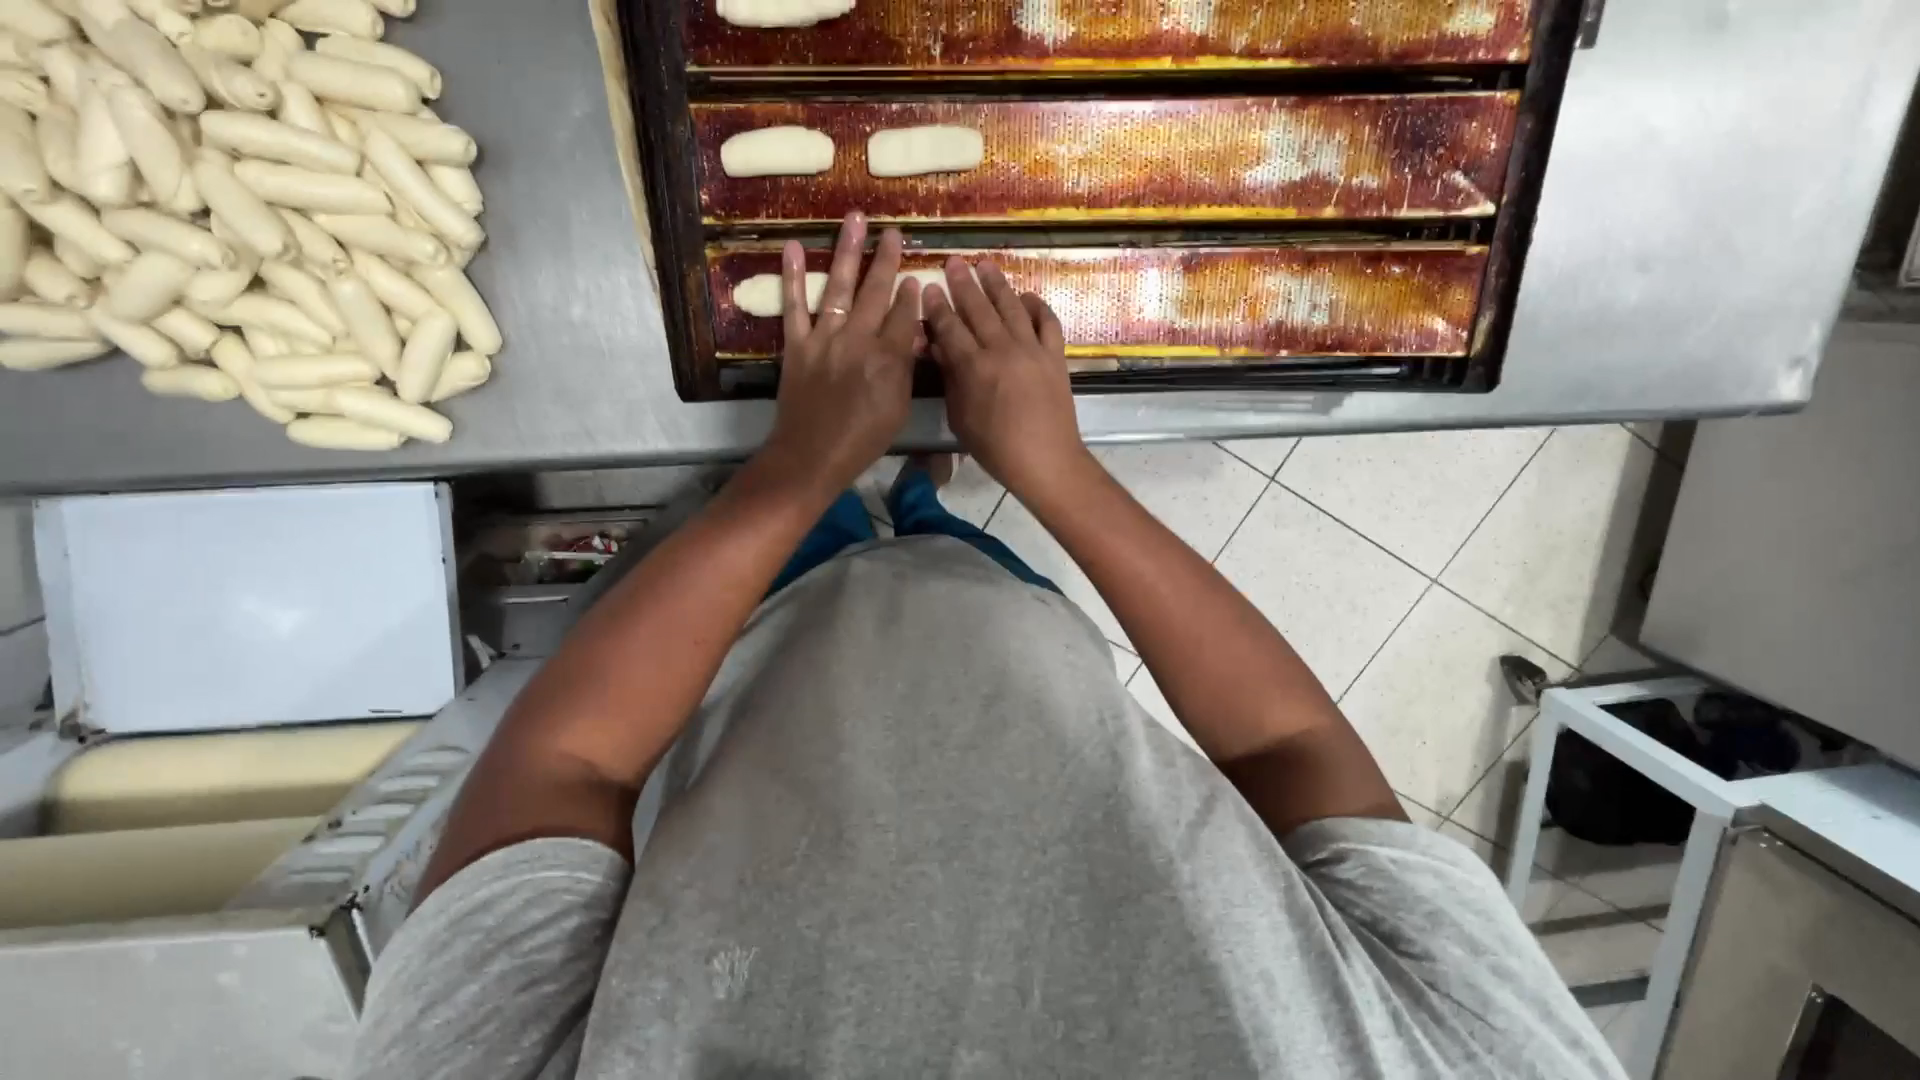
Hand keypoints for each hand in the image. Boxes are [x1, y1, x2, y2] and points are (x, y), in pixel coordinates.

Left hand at [759, 212, 920, 497]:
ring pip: (839, 288)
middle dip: (886, 259)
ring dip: (848, 251)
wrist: (813, 456)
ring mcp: (825, 339)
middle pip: (876, 292)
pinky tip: (795, 247)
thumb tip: (912, 335)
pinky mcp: (797, 345)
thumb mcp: (898, 408)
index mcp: (889, 358)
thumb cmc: (863, 440)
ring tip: (855, 220)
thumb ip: (904, 368)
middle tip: (893, 231)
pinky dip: (793, 277)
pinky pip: (794, 306)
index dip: (911, 294)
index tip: (916, 274)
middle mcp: (859, 340)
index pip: (904, 315)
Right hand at [923, 257, 1089, 499]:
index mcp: (974, 367)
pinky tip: (1026, 296)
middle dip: (963, 283)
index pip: (950, 328)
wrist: (1045, 459)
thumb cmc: (995, 447)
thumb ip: (950, 379)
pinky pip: (1047, 321)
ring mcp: (1032, 349)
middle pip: (979, 309)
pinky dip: (1037, 305)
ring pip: (1012, 307)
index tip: (927, 287)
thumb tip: (938, 348)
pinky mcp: (1055, 355)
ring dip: (997, 283)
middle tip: (954, 262)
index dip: (937, 306)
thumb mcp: (961, 417)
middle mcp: (1002, 349)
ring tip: (986, 264)